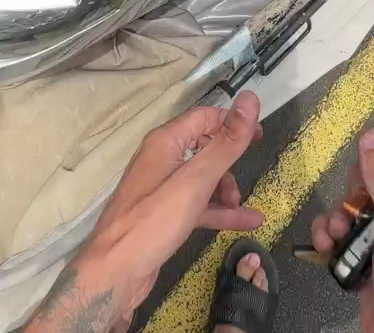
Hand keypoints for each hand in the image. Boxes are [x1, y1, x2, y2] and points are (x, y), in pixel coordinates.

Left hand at [25, 92, 265, 331]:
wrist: (114, 274)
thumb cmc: (154, 221)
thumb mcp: (196, 179)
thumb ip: (226, 142)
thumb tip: (250, 99)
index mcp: (166, 141)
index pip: (204, 117)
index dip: (232, 122)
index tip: (259, 133)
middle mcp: (161, 159)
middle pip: (203, 146)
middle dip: (229, 158)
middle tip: (251, 167)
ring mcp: (161, 188)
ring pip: (201, 178)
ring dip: (225, 188)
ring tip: (241, 206)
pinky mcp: (163, 215)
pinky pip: (197, 204)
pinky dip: (219, 211)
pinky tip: (245, 222)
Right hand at [310, 129, 373, 332]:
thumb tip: (372, 134)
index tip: (358, 162)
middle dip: (353, 192)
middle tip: (348, 207)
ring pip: (356, 212)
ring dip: (337, 219)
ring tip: (332, 237)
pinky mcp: (368, 266)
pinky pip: (346, 239)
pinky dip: (332, 241)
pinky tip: (324, 249)